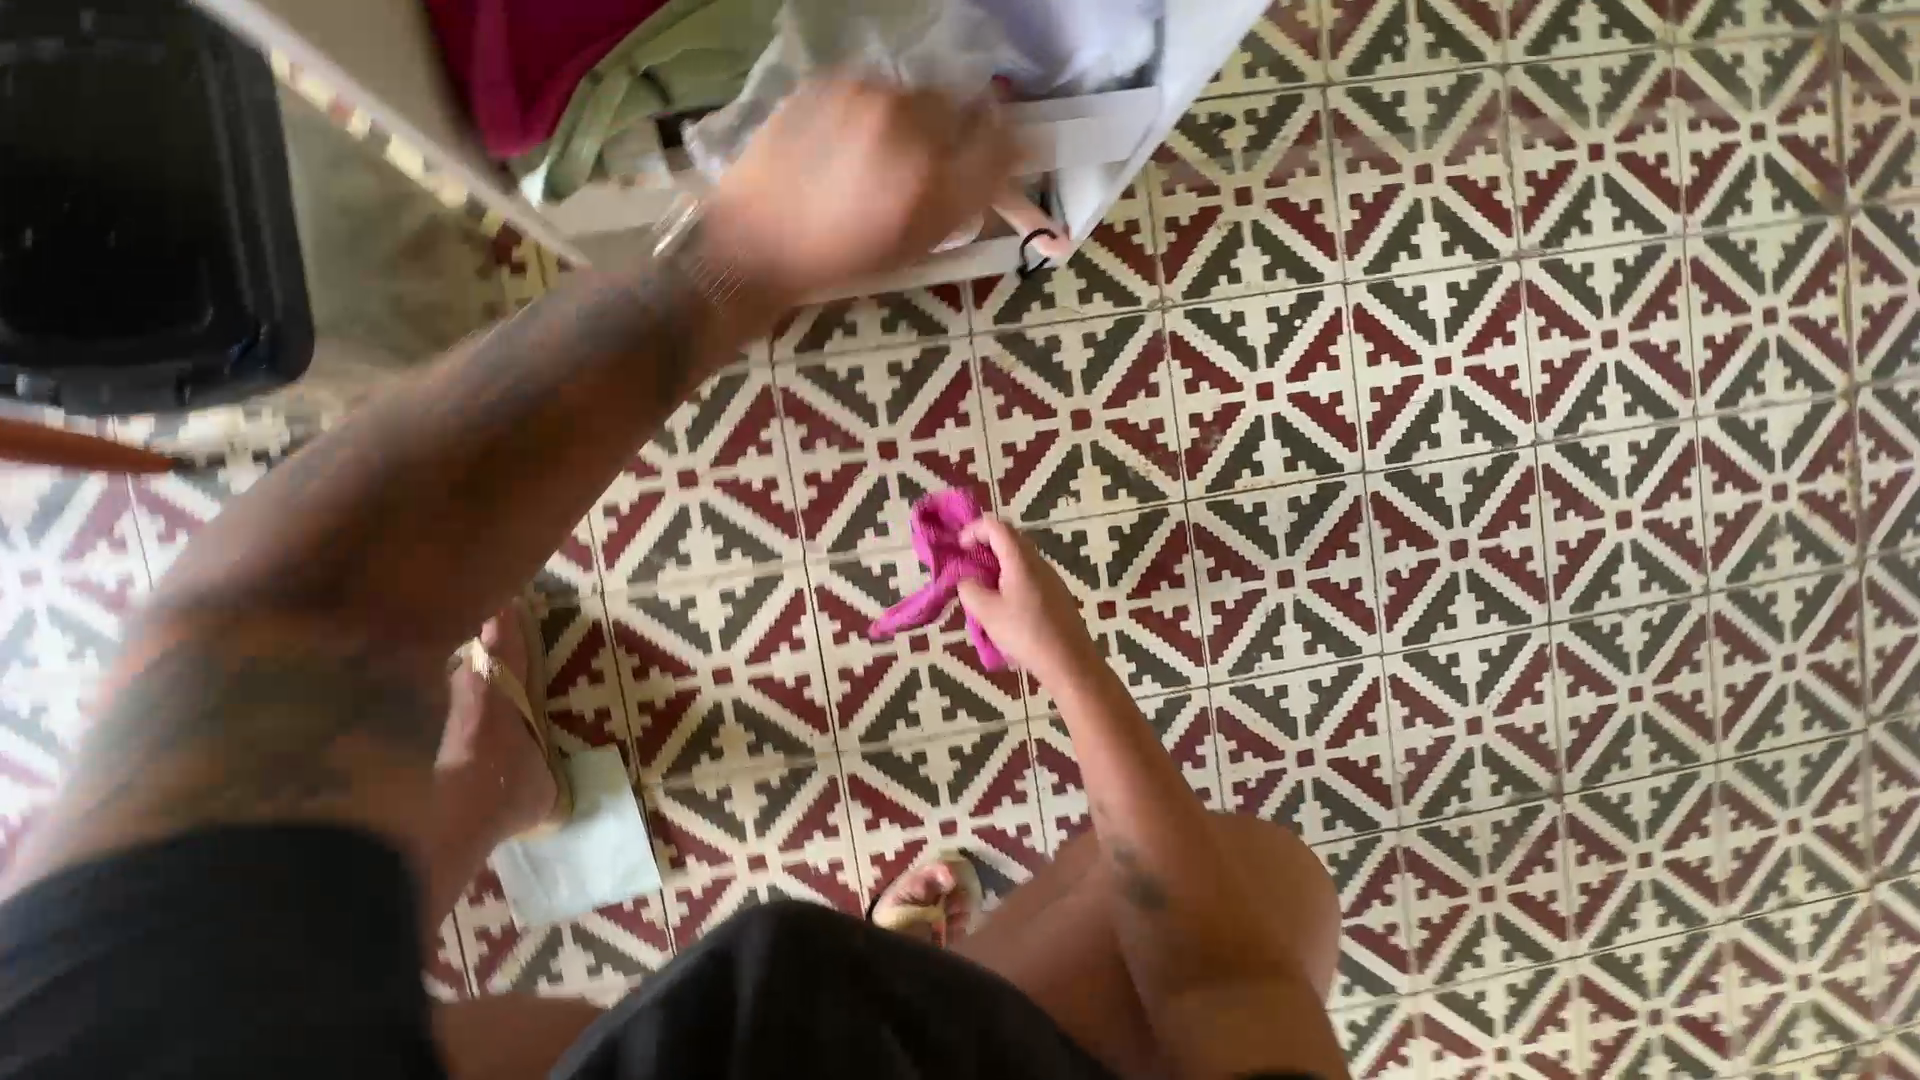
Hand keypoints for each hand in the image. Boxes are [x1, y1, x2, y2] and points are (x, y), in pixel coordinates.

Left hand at [702, 77, 1017, 308]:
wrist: (755, 244)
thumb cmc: (839, 263)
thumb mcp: (913, 249)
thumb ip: (965, 206)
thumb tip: (1005, 168)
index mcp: (934, 186)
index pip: (1003, 144)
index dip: (1010, 149)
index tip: (1003, 157)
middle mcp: (909, 130)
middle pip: (964, 110)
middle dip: (959, 133)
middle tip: (932, 163)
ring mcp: (866, 99)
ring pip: (919, 96)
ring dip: (916, 120)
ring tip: (883, 157)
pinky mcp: (830, 83)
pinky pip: (876, 89)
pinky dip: (876, 112)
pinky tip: (851, 144)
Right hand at [956, 518, 1100, 682]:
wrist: (1069, 661)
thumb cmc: (1025, 633)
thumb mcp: (986, 612)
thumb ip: (970, 589)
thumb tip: (968, 580)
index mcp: (1020, 559)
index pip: (996, 526)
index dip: (973, 530)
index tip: (959, 548)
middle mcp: (1038, 562)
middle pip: (1009, 538)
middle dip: (984, 546)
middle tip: (966, 565)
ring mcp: (1051, 577)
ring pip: (1020, 558)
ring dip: (997, 564)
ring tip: (982, 588)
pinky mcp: (1056, 594)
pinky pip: (1029, 574)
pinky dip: (1010, 578)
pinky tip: (1004, 605)